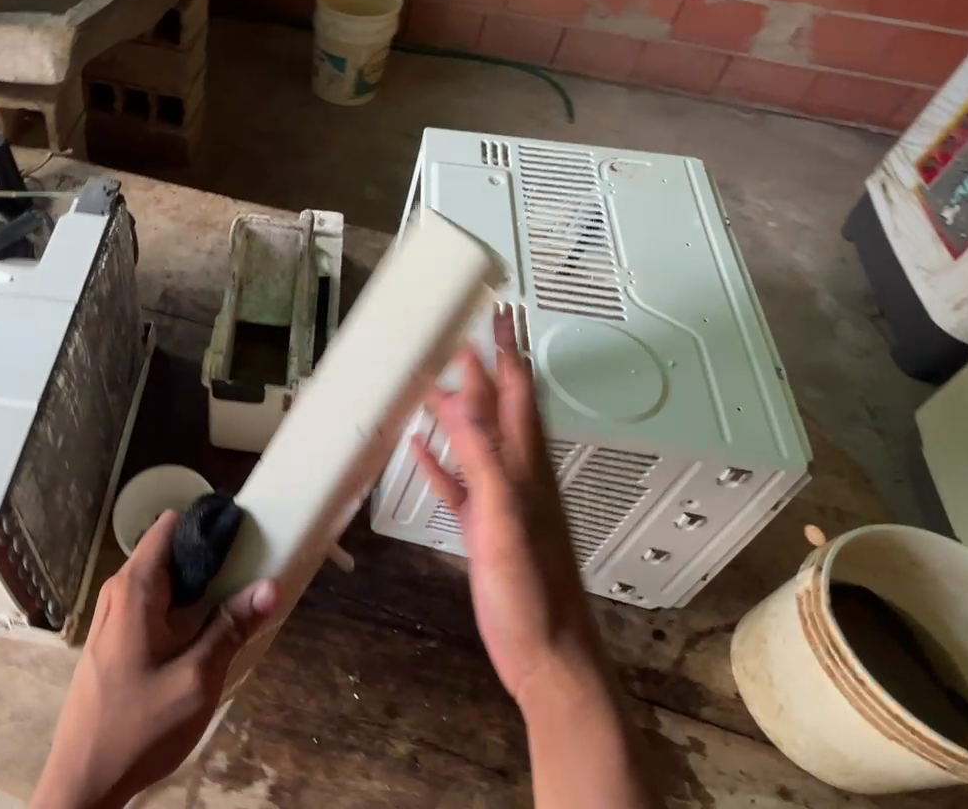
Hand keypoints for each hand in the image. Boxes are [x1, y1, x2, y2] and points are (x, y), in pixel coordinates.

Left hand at [31, 511, 277, 808]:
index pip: (170, 525)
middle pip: (168, 551)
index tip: (243, 536)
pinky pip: (151, 605)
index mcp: (134, 588)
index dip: (206, 525)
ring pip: (160, 580)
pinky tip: (203, 634)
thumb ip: (231, 628)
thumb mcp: (196, 681)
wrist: (82, 783)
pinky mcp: (113, 640)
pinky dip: (179, 608)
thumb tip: (270, 584)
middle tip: (249, 574)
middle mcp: (118, 592)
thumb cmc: (138, 729)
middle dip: (208, 558)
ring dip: (195, 586)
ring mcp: (112, 617)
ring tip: (233, 603)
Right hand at [413, 308, 596, 703]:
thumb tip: (462, 400)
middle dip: (483, 367)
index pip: (515, 391)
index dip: (506, 350)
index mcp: (525, 466)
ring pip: (476, 439)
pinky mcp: (484, 527)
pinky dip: (440, 460)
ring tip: (435, 380)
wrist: (547, 656)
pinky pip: (458, 481)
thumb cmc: (532, 594)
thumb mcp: (504, 521)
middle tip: (460, 335)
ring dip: (458, 408)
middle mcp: (516, 474)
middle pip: (498, 406)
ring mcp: (500, 500)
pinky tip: (419, 449)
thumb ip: (484, 460)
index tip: (495, 312)